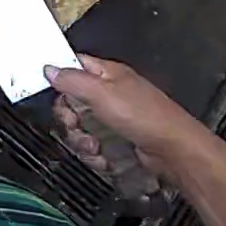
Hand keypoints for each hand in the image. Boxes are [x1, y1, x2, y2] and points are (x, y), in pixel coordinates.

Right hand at [45, 55, 222, 190]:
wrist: (176, 153)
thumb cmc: (147, 117)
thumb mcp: (102, 92)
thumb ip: (71, 79)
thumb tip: (49, 69)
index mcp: (106, 74)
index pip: (72, 68)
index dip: (59, 80)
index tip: (56, 95)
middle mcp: (108, 95)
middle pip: (70, 103)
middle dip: (69, 119)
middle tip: (75, 124)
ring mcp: (112, 119)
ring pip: (79, 128)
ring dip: (80, 140)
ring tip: (93, 145)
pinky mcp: (116, 141)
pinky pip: (91, 146)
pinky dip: (93, 155)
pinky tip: (103, 156)